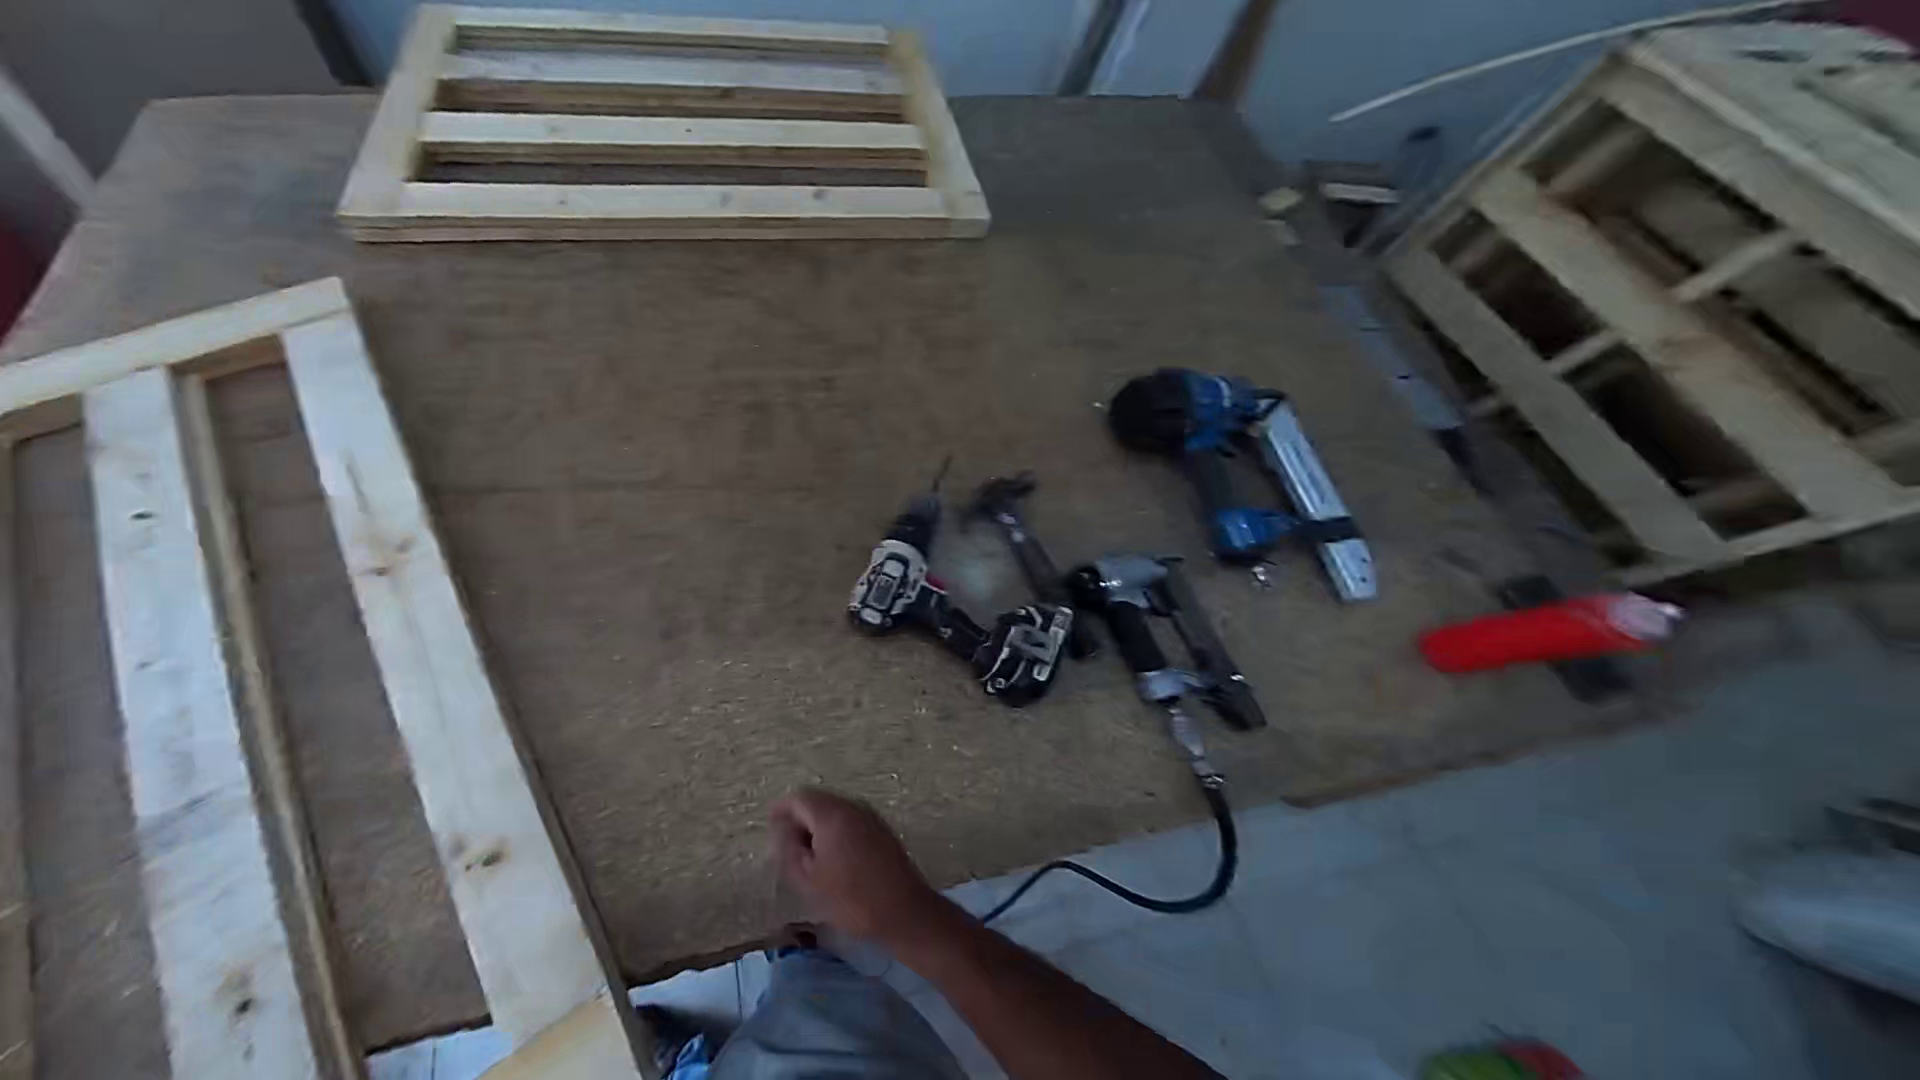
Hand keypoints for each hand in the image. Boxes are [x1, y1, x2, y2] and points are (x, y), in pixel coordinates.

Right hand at [770, 788, 948, 945]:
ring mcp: (870, 816)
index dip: (781, 809)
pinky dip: (835, 831)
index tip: (770, 825)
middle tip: (787, 845)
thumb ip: (789, 848)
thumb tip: (781, 828)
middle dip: (800, 818)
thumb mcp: (808, 879)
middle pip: (819, 801)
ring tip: (807, 855)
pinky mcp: (881, 830)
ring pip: (835, 811)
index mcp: (832, 815)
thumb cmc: (851, 899)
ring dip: (818, 825)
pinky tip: (833, 857)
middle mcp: (853, 807)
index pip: (800, 798)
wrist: (903, 910)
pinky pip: (850, 820)